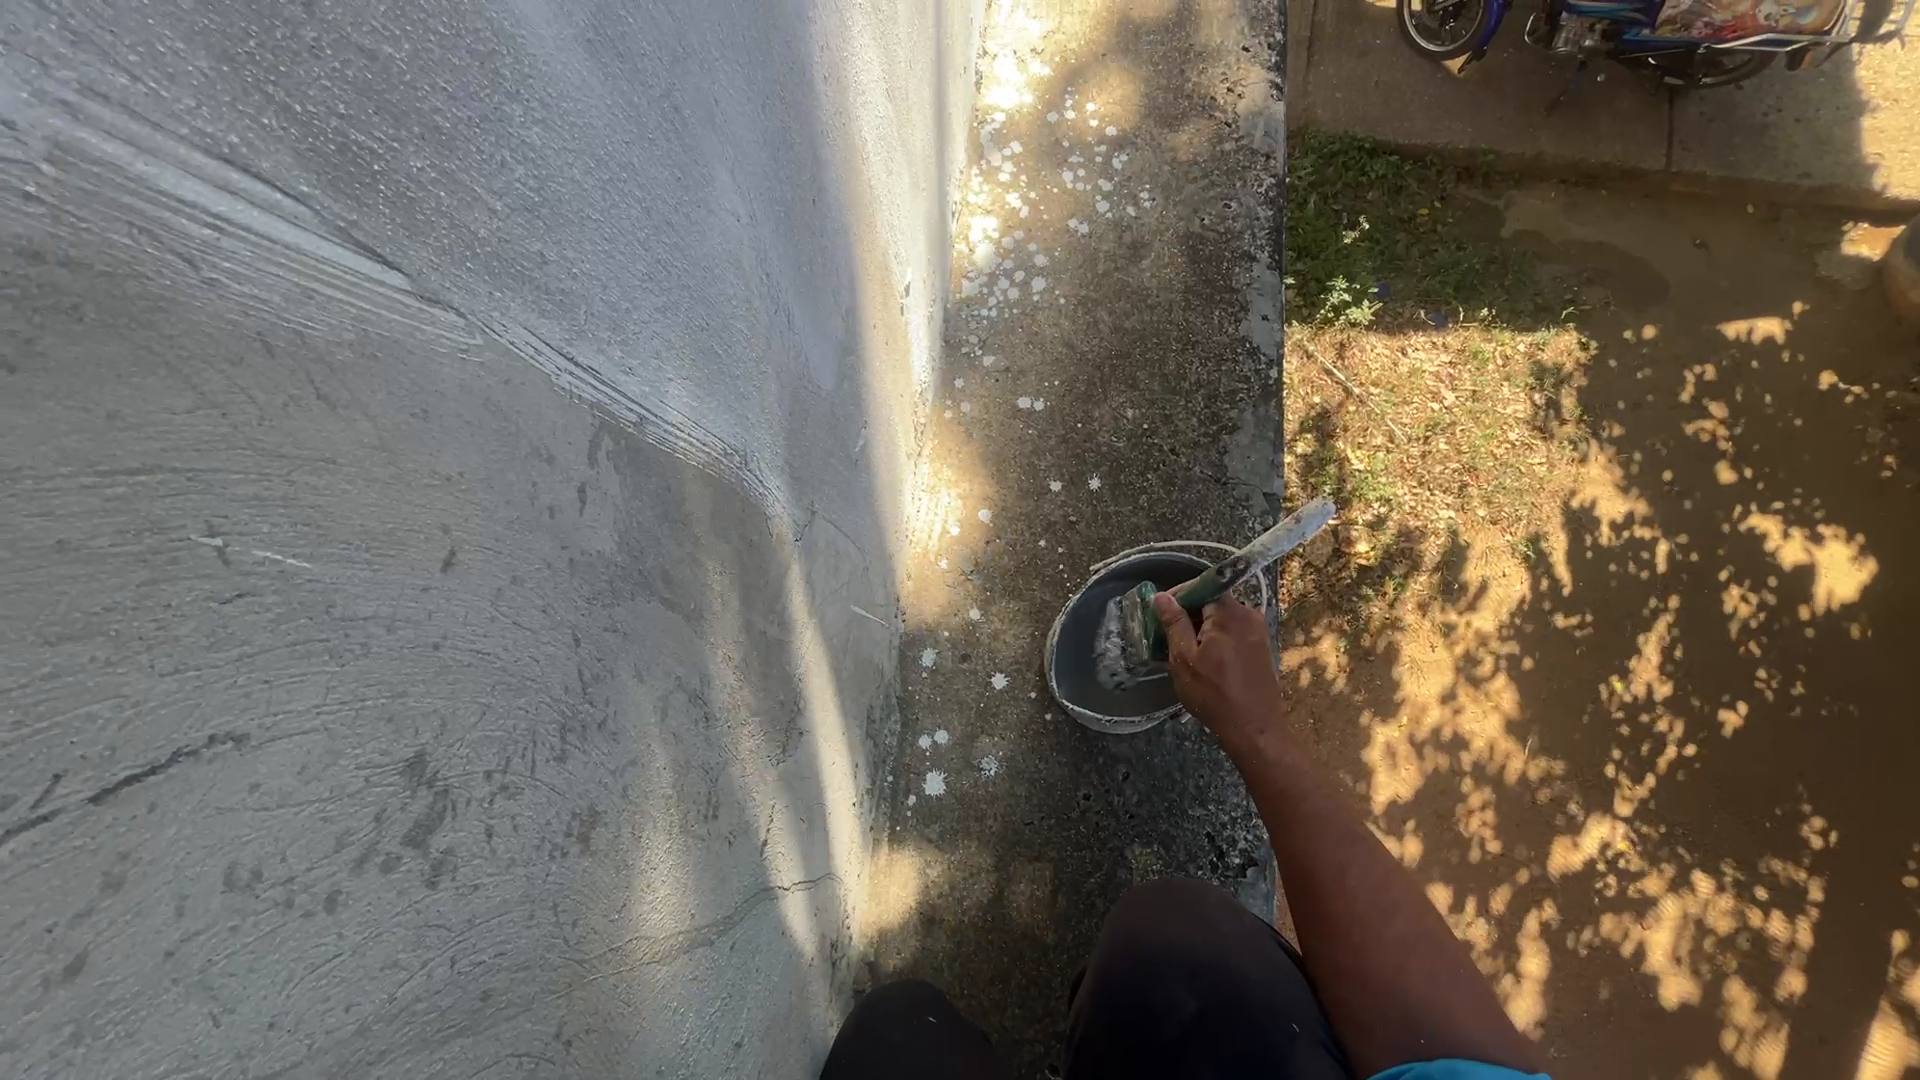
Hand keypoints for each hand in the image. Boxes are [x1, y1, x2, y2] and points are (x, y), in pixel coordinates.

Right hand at [1151, 591, 1286, 753]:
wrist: (1254, 728)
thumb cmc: (1214, 694)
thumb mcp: (1184, 658)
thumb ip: (1173, 623)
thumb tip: (1161, 596)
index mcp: (1229, 613)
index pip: (1201, 586)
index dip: (1177, 596)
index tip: (1159, 614)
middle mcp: (1248, 615)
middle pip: (1211, 602)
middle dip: (1186, 614)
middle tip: (1164, 635)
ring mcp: (1257, 631)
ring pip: (1220, 618)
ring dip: (1198, 628)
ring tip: (1179, 650)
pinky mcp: (1260, 647)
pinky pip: (1231, 632)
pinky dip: (1213, 638)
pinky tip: (1200, 659)